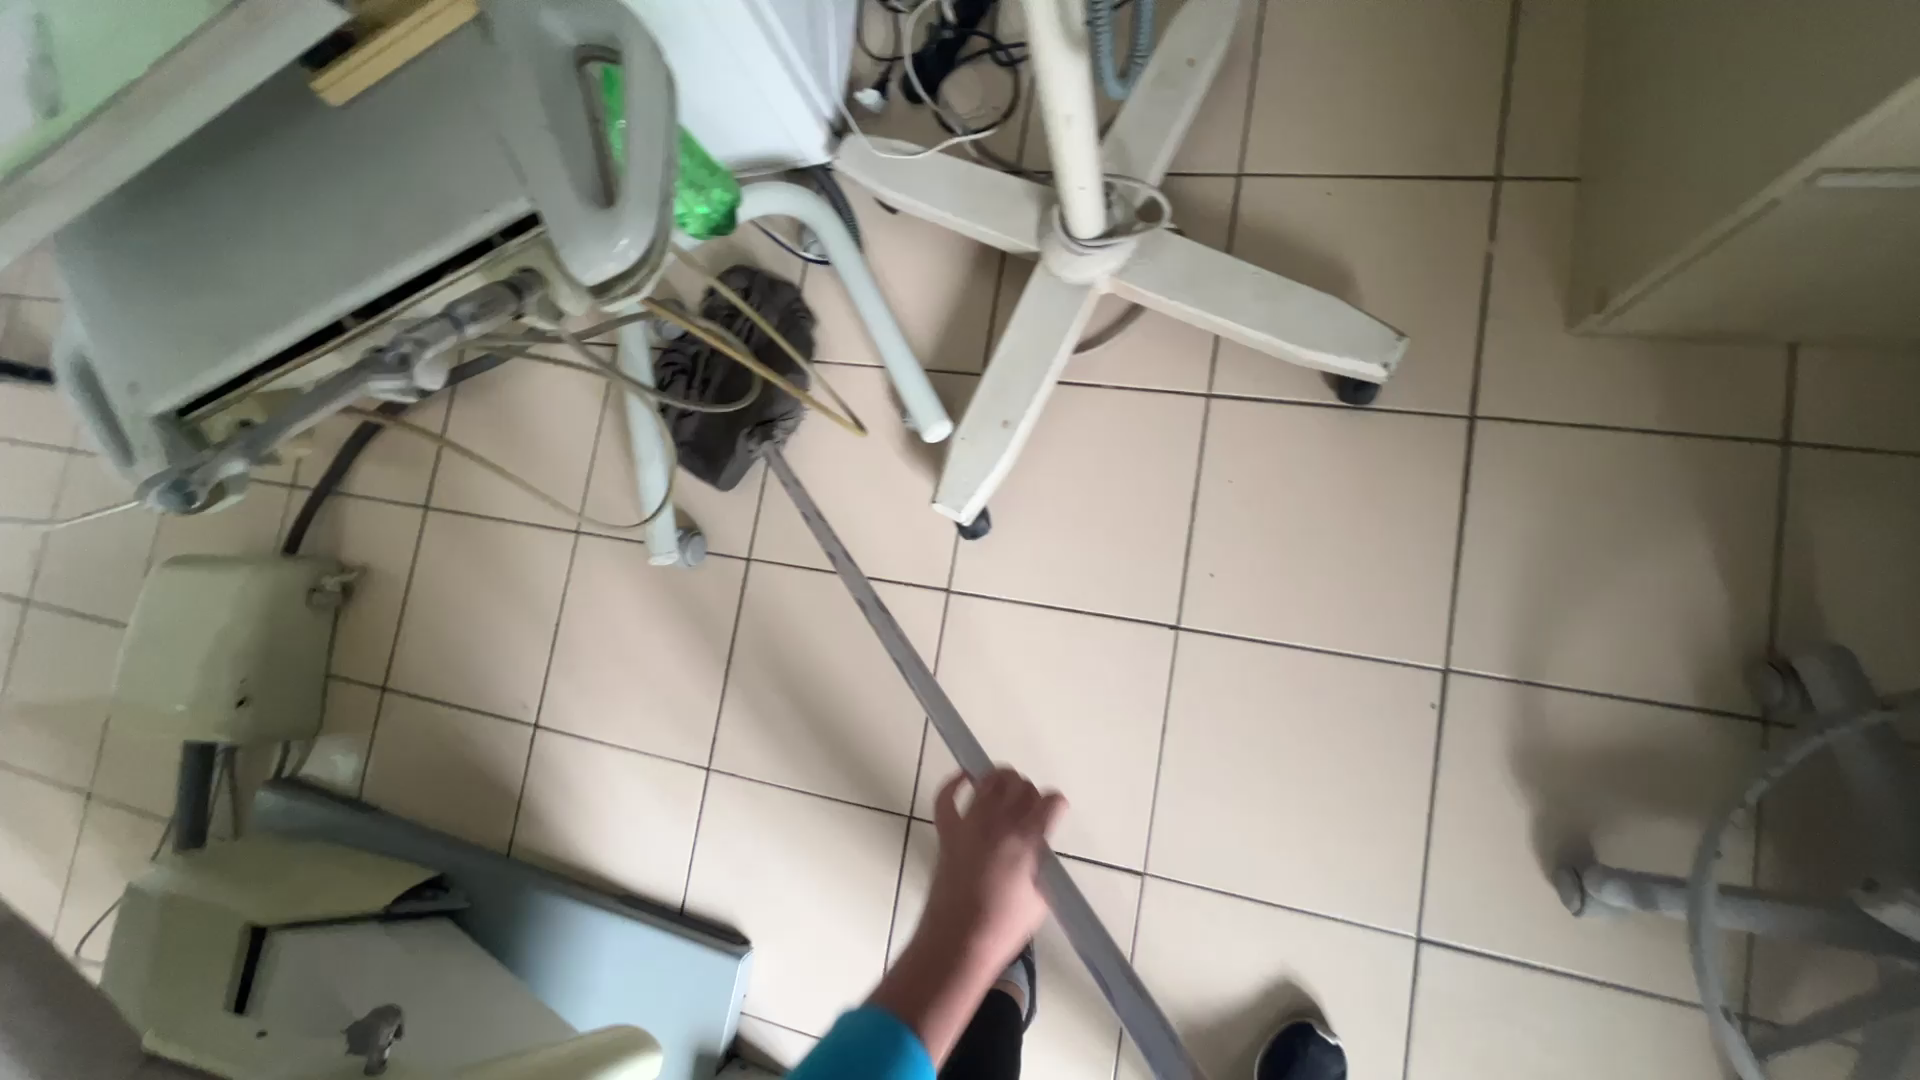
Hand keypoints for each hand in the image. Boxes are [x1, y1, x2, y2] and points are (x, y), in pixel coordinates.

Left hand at [919, 767, 1068, 971]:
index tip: (1055, 814)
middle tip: (1030, 811)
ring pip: (989, 780)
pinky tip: (965, 780)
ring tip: (1005, 794)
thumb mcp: (1041, 896)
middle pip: (1021, 785)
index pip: (1051, 801)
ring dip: (1001, 781)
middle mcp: (998, 823)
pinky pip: (946, 796)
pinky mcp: (947, 830)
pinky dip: (955, 783)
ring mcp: (969, 823)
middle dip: (1030, 794)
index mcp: (1026, 840)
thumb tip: (1036, 845)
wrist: (958, 941)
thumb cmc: (1004, 927)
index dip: (1056, 806)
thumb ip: (1041, 862)